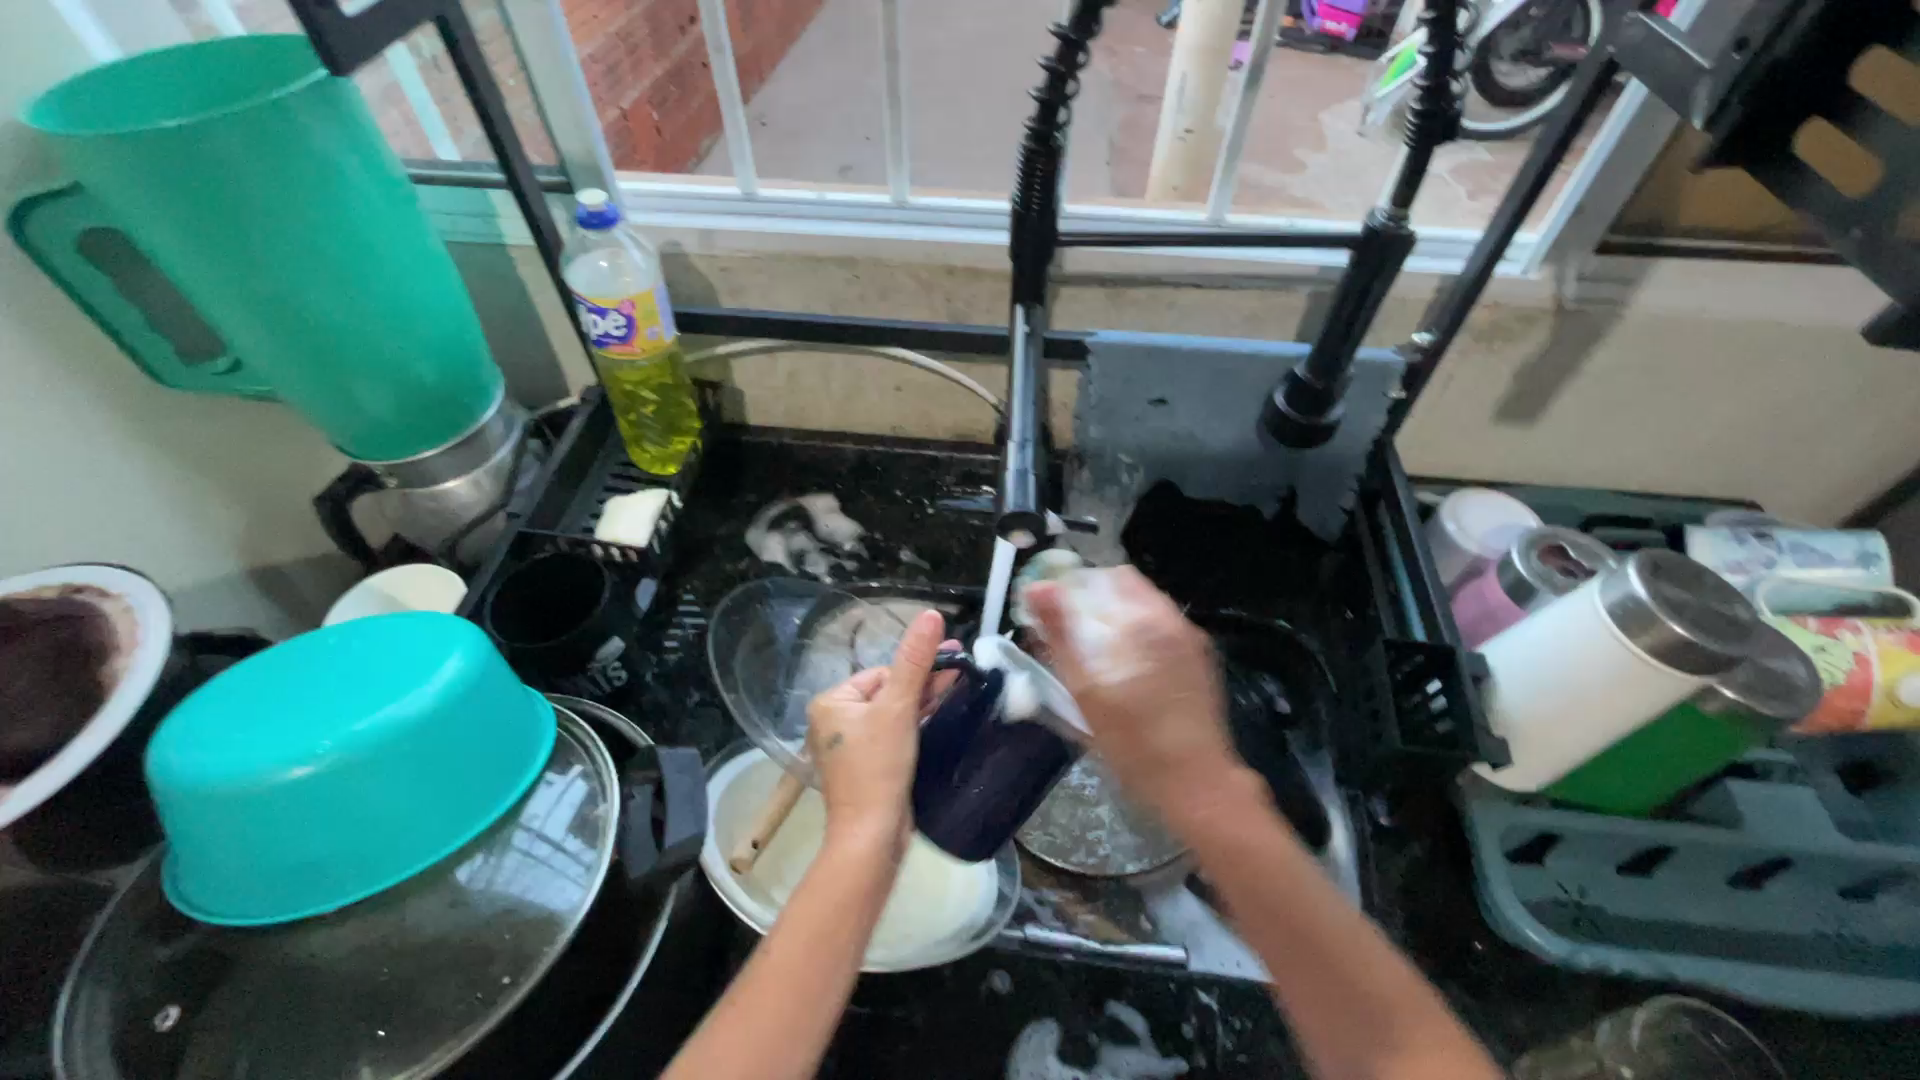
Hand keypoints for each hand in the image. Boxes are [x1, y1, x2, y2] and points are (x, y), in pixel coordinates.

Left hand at [805, 609, 951, 851]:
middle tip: (964, 672)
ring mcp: (851, 748)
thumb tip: (931, 614)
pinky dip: (916, 729)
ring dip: (924, 705)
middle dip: (923, 685)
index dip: (916, 670)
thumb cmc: (878, 768)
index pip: (881, 673)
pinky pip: (894, 737)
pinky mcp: (868, 768)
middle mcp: (835, 722)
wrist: (872, 837)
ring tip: (960, 692)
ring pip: (893, 715)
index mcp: (831, 703)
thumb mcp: (899, 708)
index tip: (954, 663)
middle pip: (888, 693)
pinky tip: (942, 720)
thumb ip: (915, 661)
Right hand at [1023, 567, 1249, 829]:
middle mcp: (1176, 622)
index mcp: (1148, 620)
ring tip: (1092, 659)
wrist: (1197, 786)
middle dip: (1095, 606)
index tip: (1055, 613)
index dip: (1078, 588)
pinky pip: (1163, 636)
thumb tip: (1036, 588)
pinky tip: (1123, 675)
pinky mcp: (1202, 665)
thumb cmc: (1134, 743)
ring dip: (1116, 624)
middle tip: (1068, 637)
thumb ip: (1060, 634)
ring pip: (1146, 615)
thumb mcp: (1086, 691)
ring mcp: (1194, 643)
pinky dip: (1138, 642)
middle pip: (1128, 593)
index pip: (1109, 576)